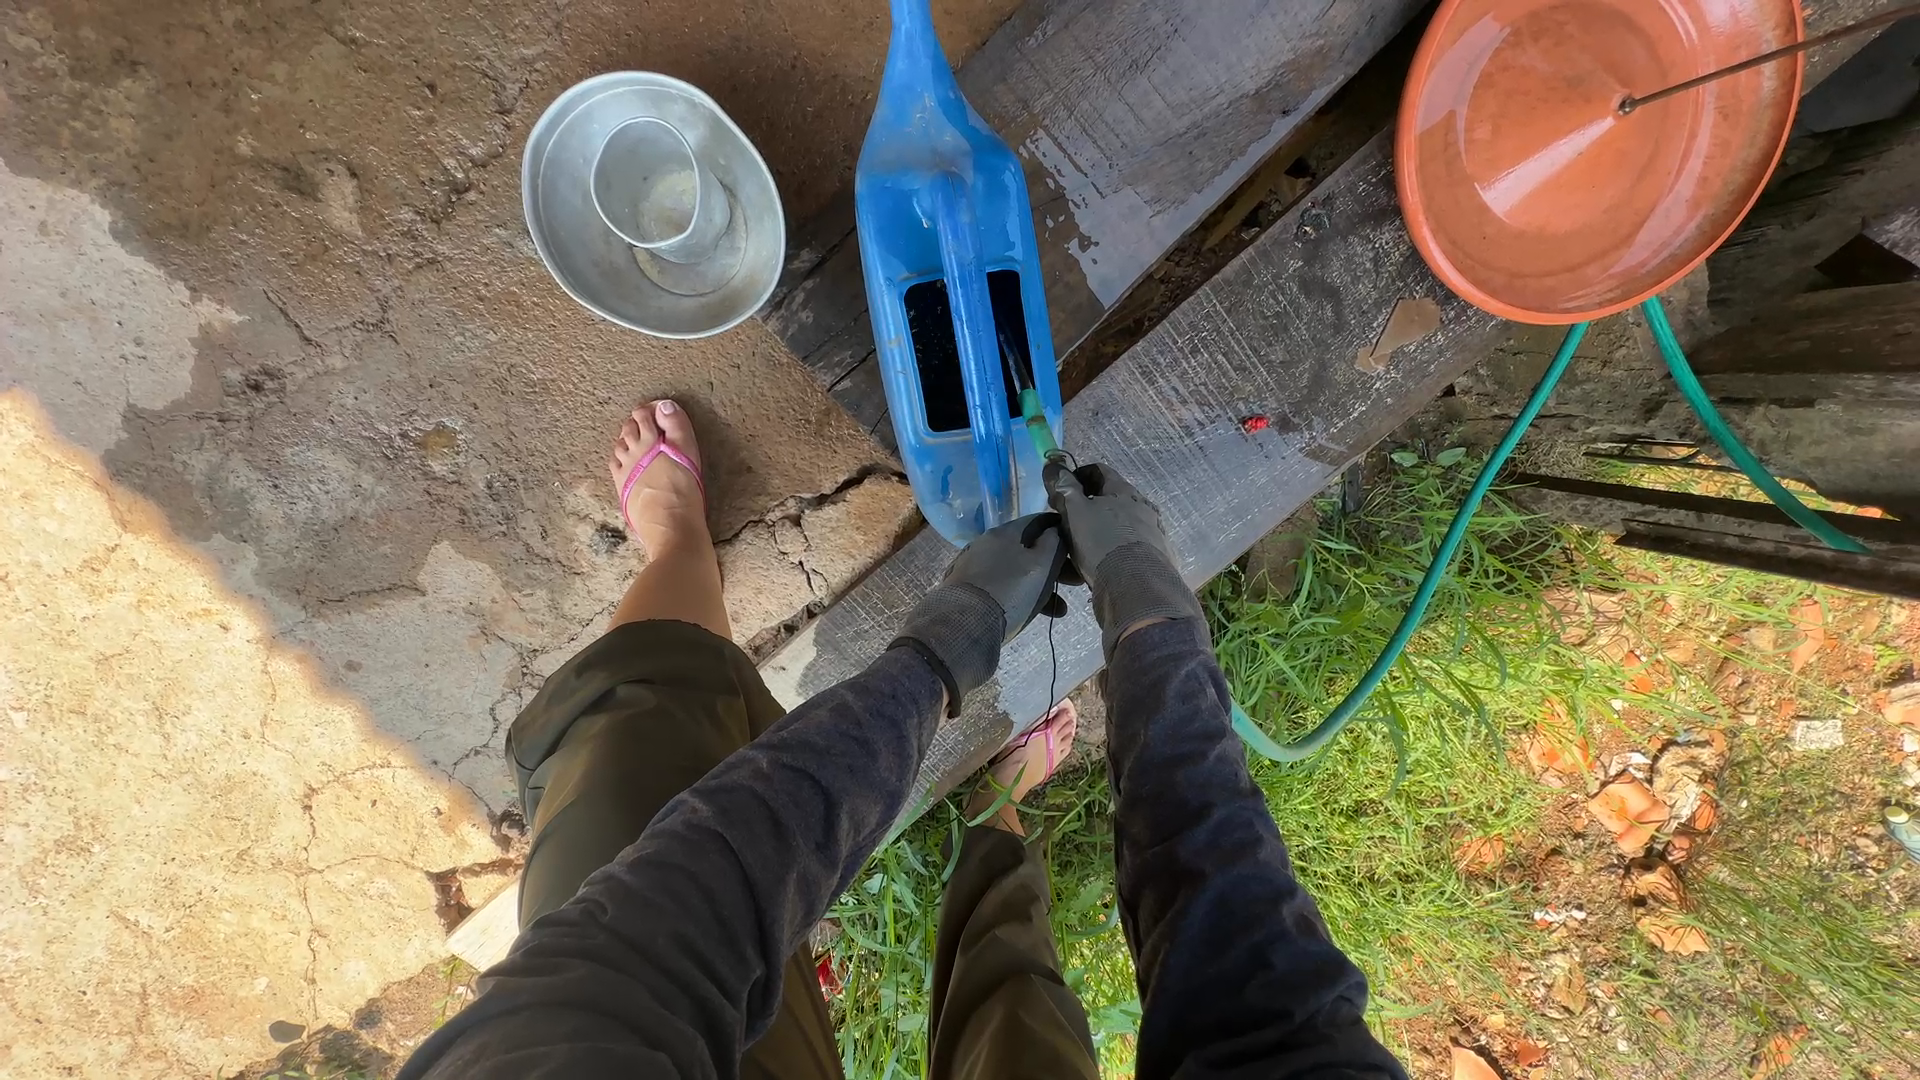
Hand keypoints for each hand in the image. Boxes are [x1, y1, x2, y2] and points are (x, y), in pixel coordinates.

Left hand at [891, 513, 1068, 714]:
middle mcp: (987, 543)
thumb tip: (1058, 531)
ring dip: (1041, 586)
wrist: (963, 625)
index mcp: (1005, 532)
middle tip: (1074, 584)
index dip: (1061, 534)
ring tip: (1059, 611)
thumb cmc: (1009, 592)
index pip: (1039, 522)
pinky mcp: (967, 588)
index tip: (1078, 551)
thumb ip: (1054, 545)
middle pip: (1028, 548)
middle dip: (1054, 566)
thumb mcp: (1041, 567)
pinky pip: (1001, 586)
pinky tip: (1031, 613)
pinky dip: (1020, 595)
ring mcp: (974, 566)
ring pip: (1016, 570)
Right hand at [1044, 462, 1204, 656]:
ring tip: (1081, 549)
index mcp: (1124, 490)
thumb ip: (1064, 488)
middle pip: (1111, 499)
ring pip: (1119, 525)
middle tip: (1067, 522)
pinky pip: (1128, 547)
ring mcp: (1153, 533)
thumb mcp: (1075, 512)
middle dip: (1088, 507)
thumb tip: (1053, 464)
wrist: (1137, 588)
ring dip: (1100, 530)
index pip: (1098, 470)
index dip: (1077, 476)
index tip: (1061, 493)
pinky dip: (1112, 551)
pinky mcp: (1157, 558)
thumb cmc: (1102, 543)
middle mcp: (1143, 507)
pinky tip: (1100, 566)